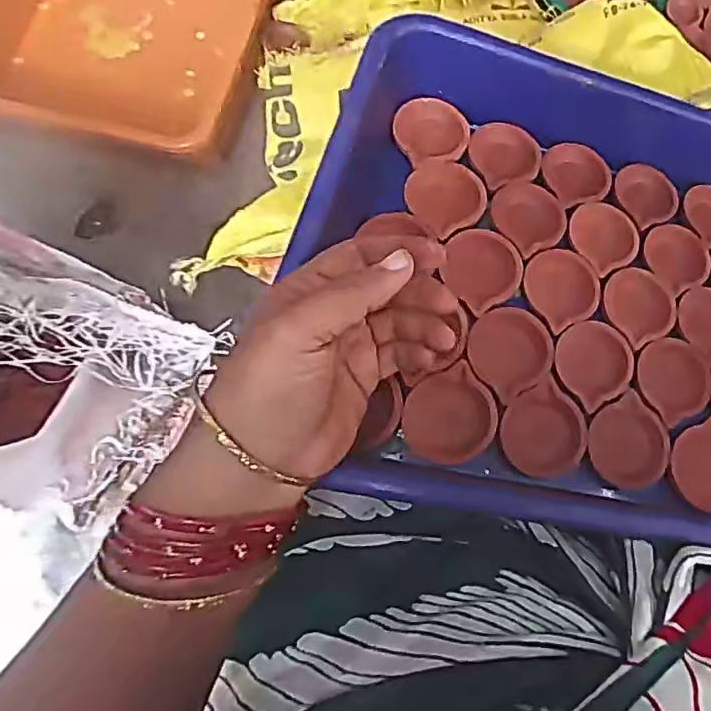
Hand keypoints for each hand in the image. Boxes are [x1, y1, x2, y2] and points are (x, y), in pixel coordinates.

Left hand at [144, 236, 456, 515]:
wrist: (260, 458)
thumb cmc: (270, 386)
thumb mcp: (303, 329)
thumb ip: (354, 292)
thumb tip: (404, 260)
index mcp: (311, 290)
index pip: (361, 257)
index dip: (400, 252)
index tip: (438, 255)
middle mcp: (333, 312)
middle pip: (388, 289)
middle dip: (421, 293)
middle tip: (450, 305)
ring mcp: (351, 344)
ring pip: (400, 321)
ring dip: (426, 325)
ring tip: (446, 339)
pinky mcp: (366, 375)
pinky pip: (401, 352)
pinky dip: (420, 352)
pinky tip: (432, 358)